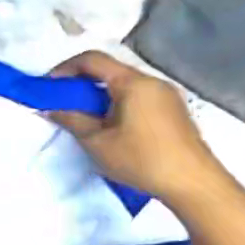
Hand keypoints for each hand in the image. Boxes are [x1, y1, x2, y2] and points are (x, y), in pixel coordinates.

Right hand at [45, 51, 232, 207]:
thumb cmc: (142, 160)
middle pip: (110, 70)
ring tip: (84, 114)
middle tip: (63, 100)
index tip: (49, 86)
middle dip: (82, 81)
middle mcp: (152, 81)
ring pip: (124, 83)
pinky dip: (117, 101)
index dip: (65, 68)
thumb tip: (51, 109)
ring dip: (100, 92)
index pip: (93, 59)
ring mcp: (167, 95)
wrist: (194, 184)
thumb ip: (71, 119)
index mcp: (133, 83)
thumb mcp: (97, 142)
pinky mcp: (174, 110)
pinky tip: (110, 123)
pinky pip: (138, 94)